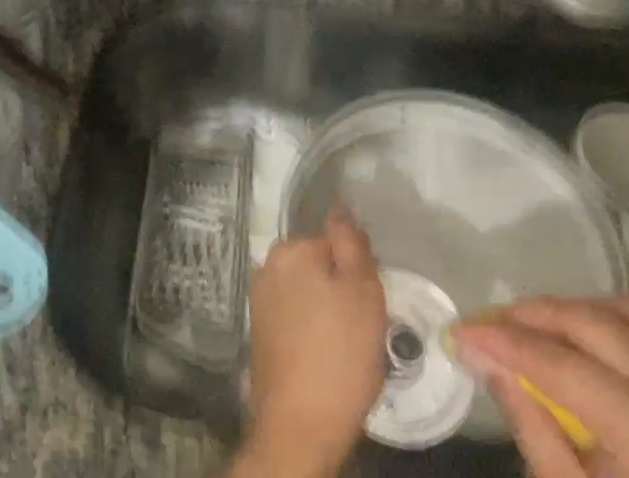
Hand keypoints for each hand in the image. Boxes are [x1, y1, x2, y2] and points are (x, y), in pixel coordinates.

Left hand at [231, 210, 387, 477]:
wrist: (300, 422)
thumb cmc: (340, 353)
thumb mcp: (362, 290)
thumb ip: (351, 243)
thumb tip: (338, 207)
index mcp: (289, 250)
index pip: (335, 243)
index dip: (358, 270)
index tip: (368, 300)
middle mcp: (266, 267)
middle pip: (318, 266)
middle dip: (341, 289)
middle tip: (360, 325)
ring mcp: (259, 301)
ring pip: (308, 293)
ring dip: (327, 311)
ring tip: (345, 345)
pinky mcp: (260, 332)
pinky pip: (296, 318)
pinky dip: (312, 331)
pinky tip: (326, 356)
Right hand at [450, 296, 628, 477]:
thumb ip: (532, 428)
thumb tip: (490, 363)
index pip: (557, 362)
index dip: (502, 341)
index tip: (460, 330)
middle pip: (595, 323)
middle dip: (534, 314)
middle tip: (490, 323)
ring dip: (580, 310)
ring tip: (538, 326)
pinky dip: (618, 325)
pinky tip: (586, 344)